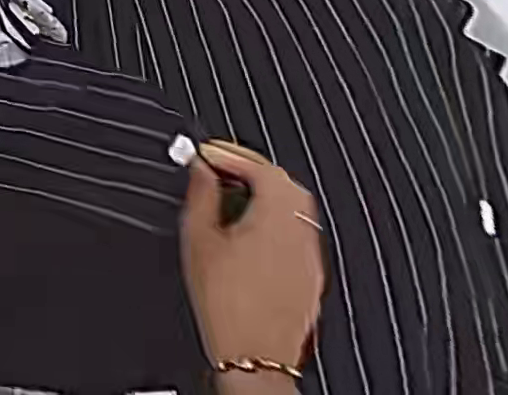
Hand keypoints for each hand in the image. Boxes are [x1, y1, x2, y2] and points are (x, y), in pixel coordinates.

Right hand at [181, 140, 324, 378]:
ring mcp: (310, 258)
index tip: (206, 152)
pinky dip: (273, 214)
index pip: (264, 170)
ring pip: (295, 207)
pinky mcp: (309, 276)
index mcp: (276, 223)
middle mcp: (301, 237)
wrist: (252, 356)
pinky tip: (246, 223)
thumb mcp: (198, 236)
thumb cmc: (223, 300)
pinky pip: (297, 230)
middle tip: (218, 164)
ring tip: (228, 190)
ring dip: (264, 190)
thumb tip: (200, 166)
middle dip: (250, 167)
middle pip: (286, 185)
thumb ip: (201, 194)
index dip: (232, 154)